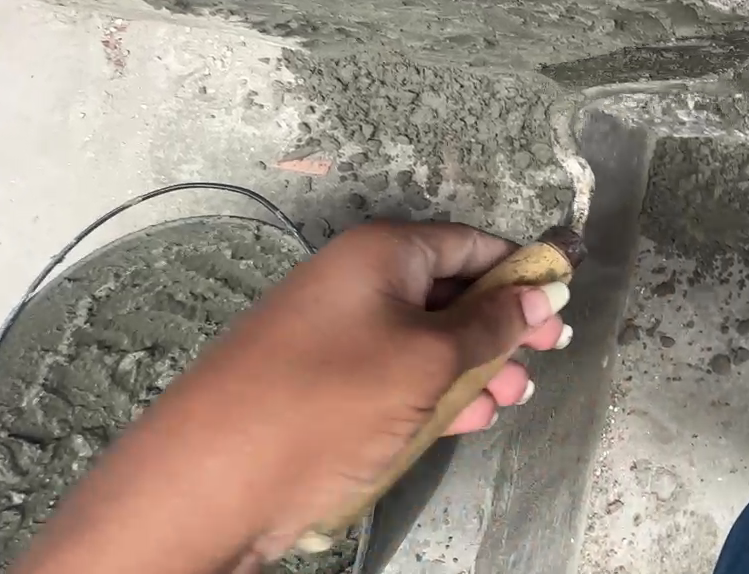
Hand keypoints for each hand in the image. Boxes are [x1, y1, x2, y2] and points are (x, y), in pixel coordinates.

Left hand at [15, 220, 571, 573]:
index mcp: (383, 254)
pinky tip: (468, 420)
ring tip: (510, 400)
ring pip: (429, 339)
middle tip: (542, 357)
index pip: (475, 246)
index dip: (523, 273)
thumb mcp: (429, 361)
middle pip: (455, 293)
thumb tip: (544, 291)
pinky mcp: (321, 385)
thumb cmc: (326, 406)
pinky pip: (395, 373)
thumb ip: (495, 323)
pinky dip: (435, 392)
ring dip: (476, 367)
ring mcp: (336, 335)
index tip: (560, 305)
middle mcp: (359, 282)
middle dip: (503, 328)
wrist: (188, 502)